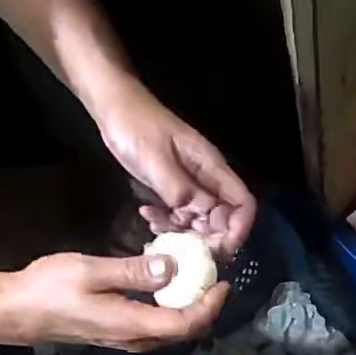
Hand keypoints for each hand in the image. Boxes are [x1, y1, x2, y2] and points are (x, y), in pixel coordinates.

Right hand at [0, 251, 226, 349]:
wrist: (18, 312)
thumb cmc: (49, 288)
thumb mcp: (91, 270)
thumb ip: (133, 270)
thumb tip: (172, 268)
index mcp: (135, 325)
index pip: (187, 322)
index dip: (210, 306)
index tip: (223, 285)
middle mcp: (137, 340)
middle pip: (185, 332)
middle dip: (206, 309)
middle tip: (216, 282)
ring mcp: (128, 341)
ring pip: (172, 332)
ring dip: (191, 312)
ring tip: (200, 285)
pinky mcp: (120, 336)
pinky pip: (158, 329)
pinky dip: (173, 312)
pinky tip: (170, 291)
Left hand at [94, 83, 255, 256]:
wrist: (112, 105)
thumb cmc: (134, 125)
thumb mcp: (155, 159)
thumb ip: (179, 189)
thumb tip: (198, 216)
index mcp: (212, 168)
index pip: (243, 205)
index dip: (238, 230)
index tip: (219, 249)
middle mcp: (208, 181)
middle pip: (225, 221)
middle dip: (209, 240)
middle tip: (185, 249)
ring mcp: (193, 187)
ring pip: (203, 223)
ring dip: (184, 233)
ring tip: (158, 226)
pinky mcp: (177, 191)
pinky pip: (182, 218)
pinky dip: (169, 224)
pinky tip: (149, 216)